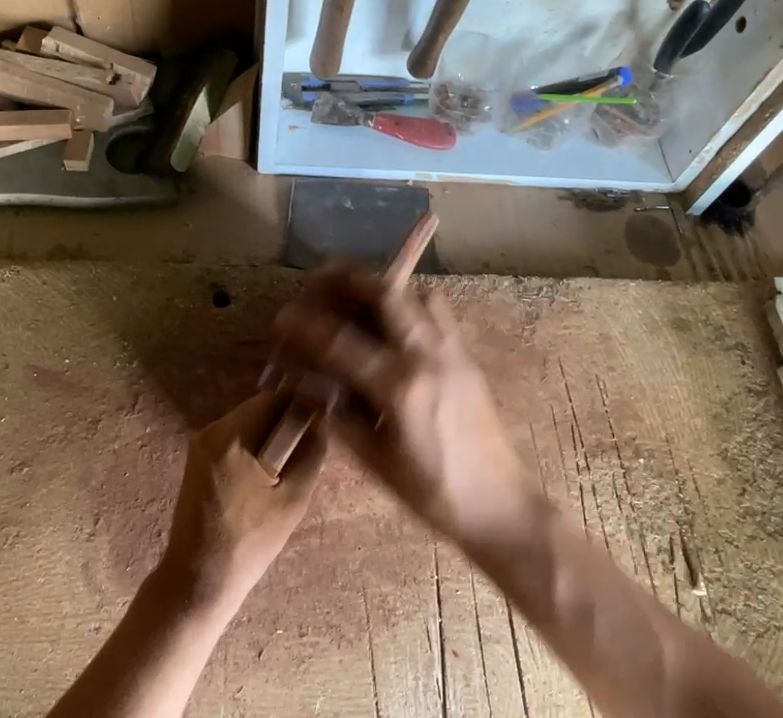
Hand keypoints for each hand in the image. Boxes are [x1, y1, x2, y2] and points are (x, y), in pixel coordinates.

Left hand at [161, 391, 326, 602]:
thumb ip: (310, 453)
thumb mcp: (292, 500)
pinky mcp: (197, 458)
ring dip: (271, 430)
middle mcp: (210, 431)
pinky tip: (271, 465)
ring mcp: (200, 444)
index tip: (324, 409)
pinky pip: (232, 437)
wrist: (198, 578)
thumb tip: (322, 420)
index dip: (302, 400)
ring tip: (297, 450)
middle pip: (257, 407)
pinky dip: (254, 442)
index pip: (273, 398)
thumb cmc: (250, 543)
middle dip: (287, 415)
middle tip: (315, 431)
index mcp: (232, 437)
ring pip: (245, 421)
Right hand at [273, 267, 537, 549]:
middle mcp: (428, 358)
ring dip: (382, 287)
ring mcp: (453, 353)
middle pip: (386, 294)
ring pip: (416, 294)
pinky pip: (438, 313)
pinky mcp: (467, 357)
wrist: (499, 505)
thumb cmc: (432, 493)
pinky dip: (411, 303)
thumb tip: (304, 384)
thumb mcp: (375, 461)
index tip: (282, 318)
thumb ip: (338, 416)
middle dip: (348, 280)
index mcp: (400, 388)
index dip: (306, 327)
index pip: (341, 342)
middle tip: (321, 277)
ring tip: (357, 295)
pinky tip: (395, 322)